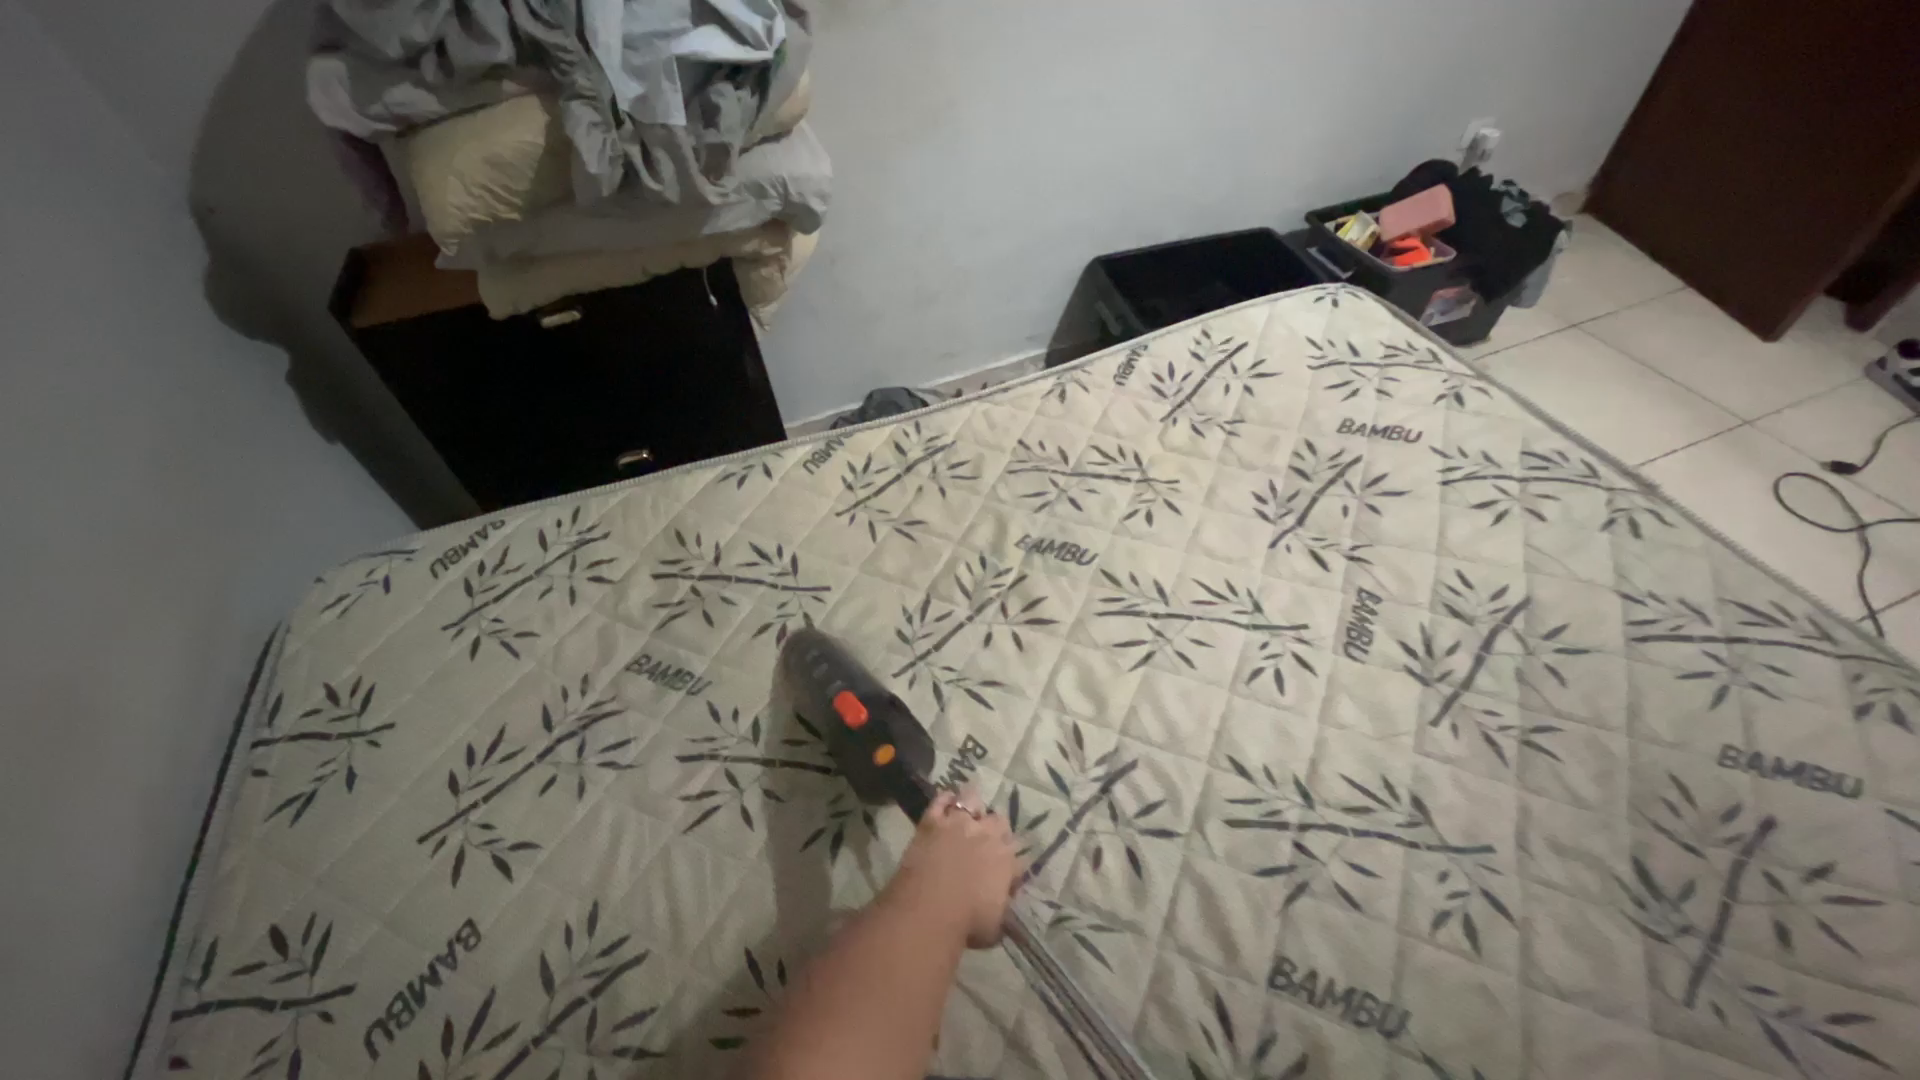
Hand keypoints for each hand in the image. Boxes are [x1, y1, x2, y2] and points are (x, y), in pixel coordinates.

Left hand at [883, 790, 1020, 948]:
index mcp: (1007, 862)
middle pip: (1000, 822)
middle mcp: (988, 836)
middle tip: (987, 840)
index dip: (1012, 861)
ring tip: (969, 811)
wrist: (930, 909)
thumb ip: (1002, 907)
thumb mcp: (995, 926)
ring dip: (973, 805)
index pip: (1018, 854)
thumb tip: (1004, 901)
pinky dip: (945, 798)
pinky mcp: (933, 822)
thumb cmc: (966, 925)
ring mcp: (959, 824)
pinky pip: (941, 801)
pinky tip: (946, 799)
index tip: (1007, 869)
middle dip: (996, 829)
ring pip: (972, 801)